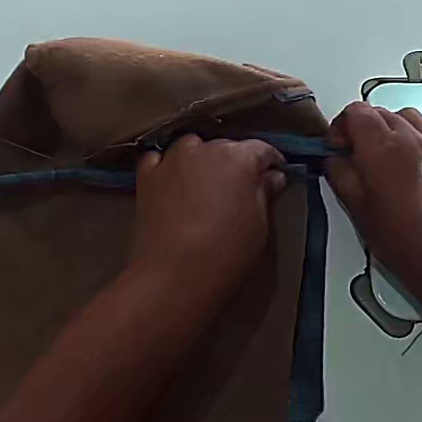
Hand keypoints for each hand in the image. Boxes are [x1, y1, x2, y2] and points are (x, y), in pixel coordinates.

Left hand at [127, 135, 285, 306]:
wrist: (174, 274)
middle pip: (225, 147)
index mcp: (238, 157)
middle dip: (236, 162)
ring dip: (201, 159)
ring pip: (191, 148)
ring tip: (205, 184)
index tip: (275, 174)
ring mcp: (171, 160)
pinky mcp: (146, 176)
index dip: (271, 162)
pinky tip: (172, 181)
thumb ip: (264, 194)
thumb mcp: (259, 225)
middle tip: (241, 189)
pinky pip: (159, 160)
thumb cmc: (227, 252)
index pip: (261, 150)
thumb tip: (271, 177)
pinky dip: (167, 166)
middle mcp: (204, 149)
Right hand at [327, 102, 421, 283]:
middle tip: (351, 152)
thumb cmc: (406, 239)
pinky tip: (400, 160)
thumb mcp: (356, 206)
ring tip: (376, 154)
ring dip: (386, 128)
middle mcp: (410, 139)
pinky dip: (408, 137)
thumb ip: (339, 173)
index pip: (355, 112)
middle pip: (378, 111)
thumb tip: (335, 161)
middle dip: (360, 127)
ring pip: (403, 116)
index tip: (336, 146)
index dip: (339, 127)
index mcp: (382, 147)